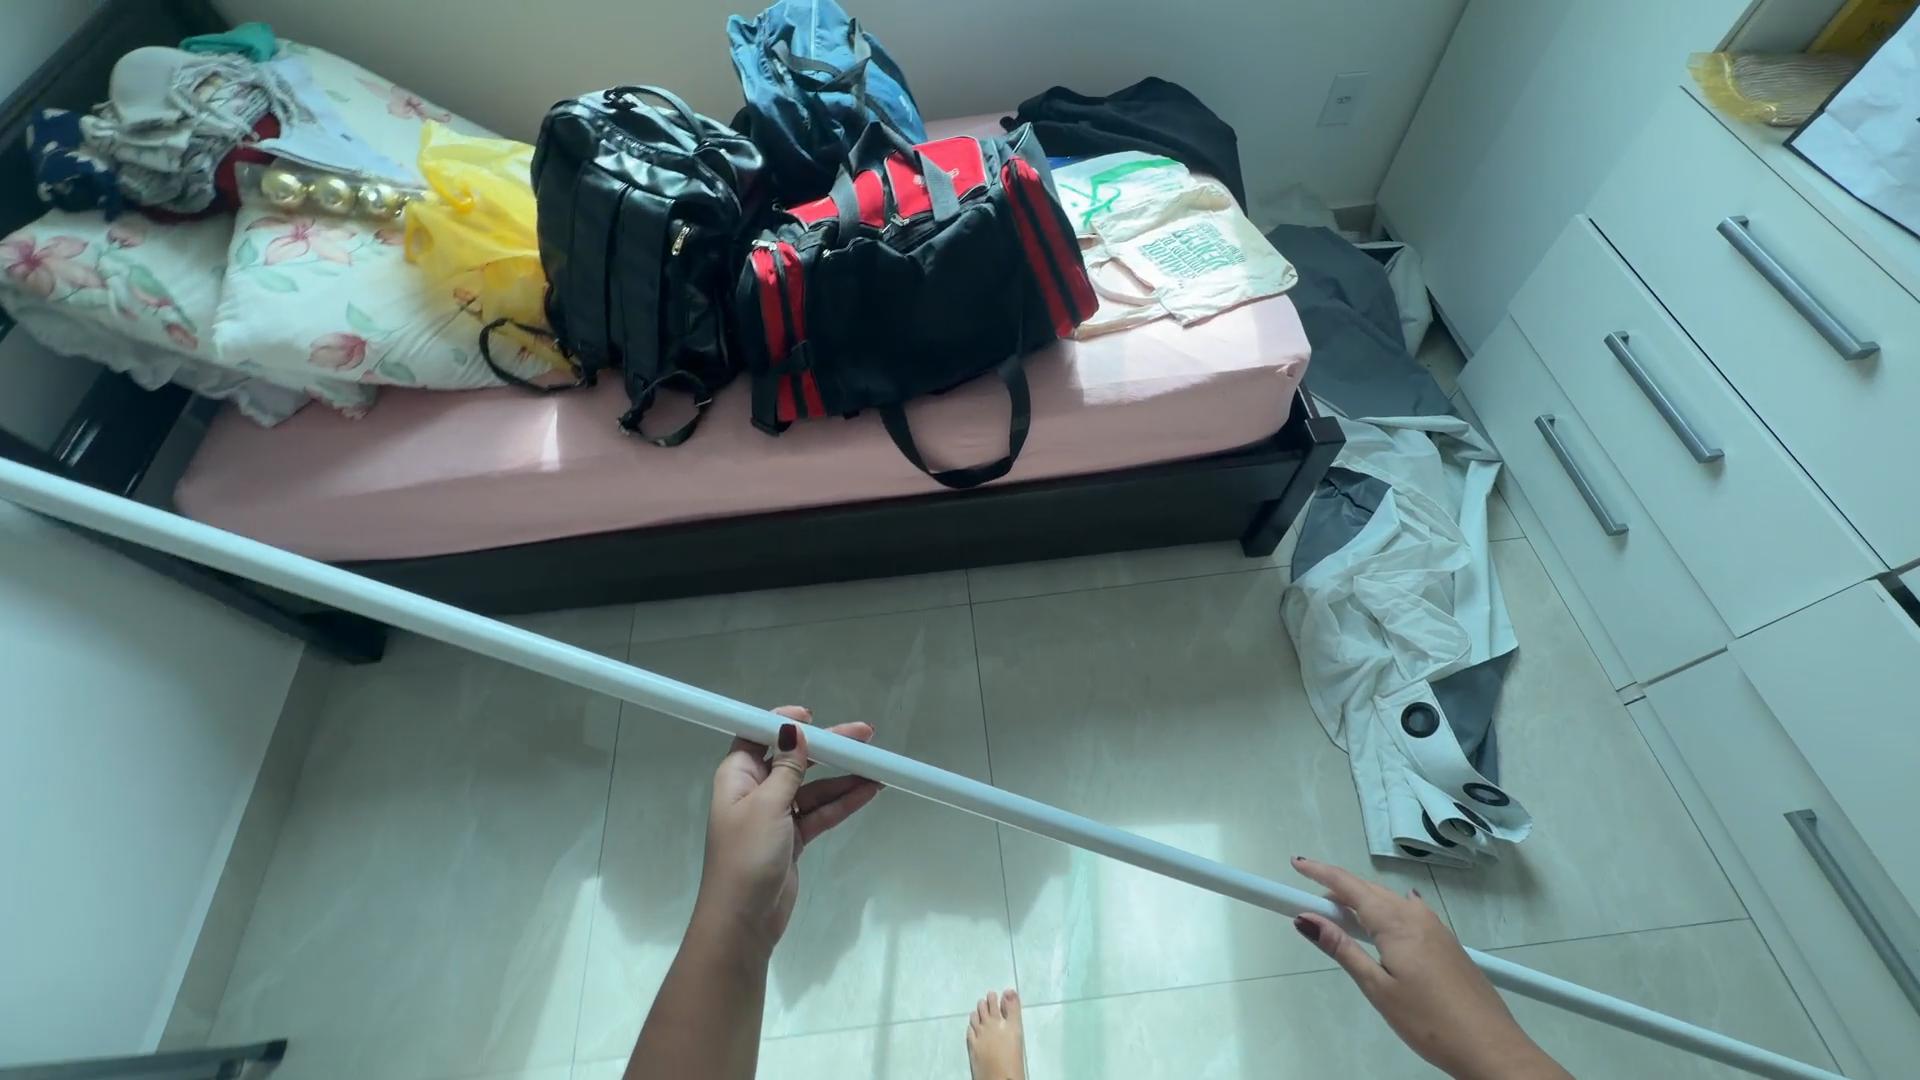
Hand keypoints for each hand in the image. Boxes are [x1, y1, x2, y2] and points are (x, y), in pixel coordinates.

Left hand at [694, 706, 883, 954]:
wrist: (743, 922)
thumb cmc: (747, 856)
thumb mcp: (768, 805)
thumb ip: (787, 768)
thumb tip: (794, 730)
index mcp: (738, 776)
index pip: (759, 736)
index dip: (783, 722)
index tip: (812, 716)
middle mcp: (756, 790)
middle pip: (795, 759)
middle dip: (828, 748)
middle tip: (864, 735)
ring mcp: (776, 815)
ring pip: (814, 786)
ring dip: (843, 777)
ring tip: (877, 767)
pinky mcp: (793, 838)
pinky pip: (821, 811)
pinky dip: (843, 802)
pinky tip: (870, 791)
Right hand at [1291, 857, 1570, 1079]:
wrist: (1495, 1052)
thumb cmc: (1429, 1022)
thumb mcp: (1377, 988)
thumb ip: (1340, 947)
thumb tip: (1304, 917)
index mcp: (1395, 921)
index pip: (1348, 884)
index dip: (1318, 871)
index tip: (1295, 863)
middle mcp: (1415, 915)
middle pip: (1367, 889)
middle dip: (1336, 888)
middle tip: (1310, 901)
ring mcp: (1435, 928)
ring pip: (1388, 901)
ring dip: (1361, 902)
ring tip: (1339, 917)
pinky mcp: (1447, 943)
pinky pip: (1407, 912)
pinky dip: (1385, 911)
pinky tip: (1383, 922)